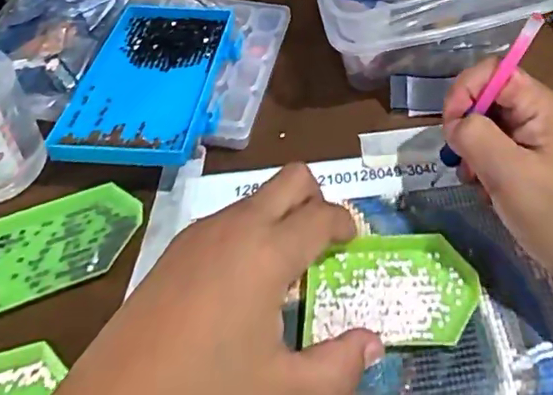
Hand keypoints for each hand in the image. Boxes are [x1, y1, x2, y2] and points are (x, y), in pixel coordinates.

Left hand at [61, 165, 381, 394]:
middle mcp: (239, 224)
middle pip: (293, 177)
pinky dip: (251, 229)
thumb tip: (373, 341)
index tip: (354, 239)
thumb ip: (336, 367)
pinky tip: (242, 279)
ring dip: (281, 214)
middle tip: (324, 239)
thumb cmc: (207, 387)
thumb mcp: (280, 389)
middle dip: (316, 197)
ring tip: (285, 265)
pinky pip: (230, 216)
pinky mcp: (178, 243)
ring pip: (259, 195)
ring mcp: (204, 229)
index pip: (322, 215)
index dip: (345, 223)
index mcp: (268, 250)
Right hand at [441, 59, 552, 289]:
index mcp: (542, 104)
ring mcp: (535, 135)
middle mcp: (539, 111)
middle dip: (466, 122)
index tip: (450, 126)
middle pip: (488, 95)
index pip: (493, 71)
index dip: (465, 89)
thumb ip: (476, 136)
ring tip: (474, 178)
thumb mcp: (508, 173)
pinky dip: (482, 161)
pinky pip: (495, 144)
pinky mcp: (531, 157)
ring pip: (487, 121)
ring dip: (472, 146)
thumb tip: (456, 124)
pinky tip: (484, 187)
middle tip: (460, 158)